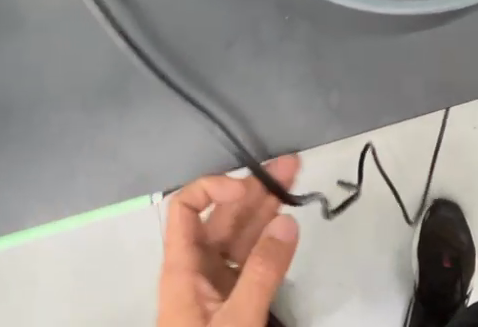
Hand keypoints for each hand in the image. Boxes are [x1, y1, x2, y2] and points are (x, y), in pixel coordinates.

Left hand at [157, 157, 301, 326]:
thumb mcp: (236, 322)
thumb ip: (262, 272)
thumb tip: (287, 222)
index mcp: (182, 269)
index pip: (185, 209)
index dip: (212, 189)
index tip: (246, 188)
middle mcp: (196, 269)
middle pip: (221, 217)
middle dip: (255, 189)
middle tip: (291, 167)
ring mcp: (215, 286)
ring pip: (240, 235)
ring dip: (267, 208)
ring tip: (295, 180)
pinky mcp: (232, 303)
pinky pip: (250, 260)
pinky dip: (269, 240)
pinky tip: (286, 225)